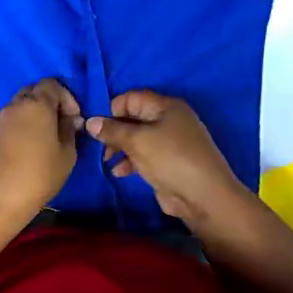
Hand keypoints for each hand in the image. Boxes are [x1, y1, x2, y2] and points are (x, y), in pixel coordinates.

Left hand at [0, 79, 82, 224]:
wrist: (1, 197)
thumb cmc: (41, 174)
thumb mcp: (67, 153)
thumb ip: (70, 129)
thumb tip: (70, 119)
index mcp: (36, 104)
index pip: (51, 84)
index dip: (66, 97)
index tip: (74, 118)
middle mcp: (14, 105)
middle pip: (33, 91)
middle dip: (49, 102)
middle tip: (60, 124)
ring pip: (20, 105)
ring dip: (34, 114)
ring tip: (45, 136)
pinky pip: (10, 120)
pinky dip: (21, 124)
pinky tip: (28, 145)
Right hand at [84, 90, 255, 229]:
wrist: (202, 195)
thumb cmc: (170, 159)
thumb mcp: (137, 141)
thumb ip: (112, 130)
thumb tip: (90, 122)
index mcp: (166, 107)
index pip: (132, 98)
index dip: (112, 109)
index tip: (95, 126)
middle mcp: (168, 120)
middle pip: (133, 118)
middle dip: (114, 130)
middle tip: (98, 145)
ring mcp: (169, 142)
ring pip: (136, 138)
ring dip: (119, 147)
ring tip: (106, 160)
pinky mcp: (167, 161)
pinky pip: (143, 155)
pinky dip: (129, 161)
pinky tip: (119, 172)